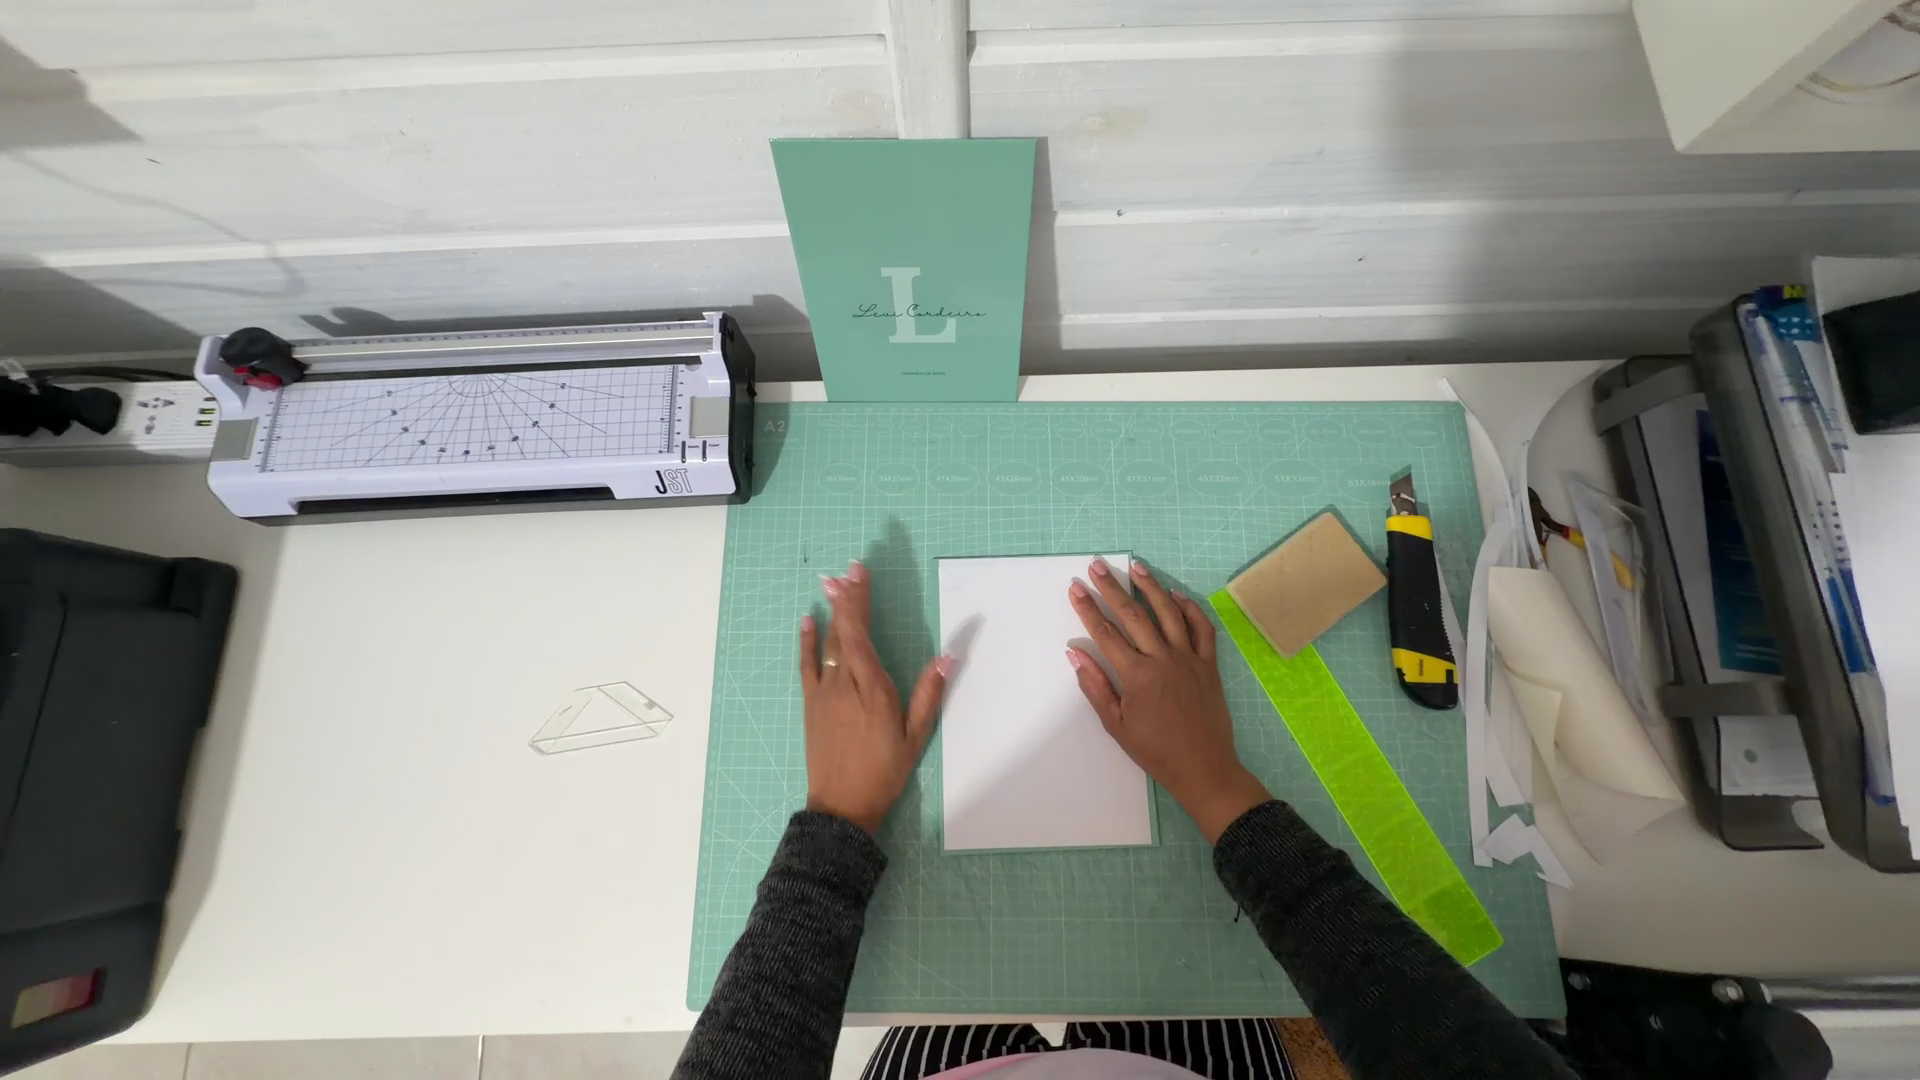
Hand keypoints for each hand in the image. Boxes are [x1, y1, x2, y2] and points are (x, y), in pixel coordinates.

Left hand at [800, 560, 952, 834]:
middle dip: (847, 598)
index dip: (858, 602)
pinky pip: (807, 665)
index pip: (862, 635)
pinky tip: (807, 620)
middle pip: (844, 632)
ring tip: (830, 583)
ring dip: (830, 612)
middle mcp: (845, 684)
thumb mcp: (915, 736)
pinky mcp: (811, 703)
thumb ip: (929, 694)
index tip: (857, 575)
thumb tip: (948, 657)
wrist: (841, 805)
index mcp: (873, 690)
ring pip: (827, 644)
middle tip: (848, 568)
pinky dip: (806, 641)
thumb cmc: (884, 771)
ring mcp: (824, 692)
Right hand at [1066, 558, 1271, 842]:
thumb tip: (1074, 654)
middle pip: (1133, 615)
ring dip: (1150, 587)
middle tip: (1097, 566)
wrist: (1204, 768)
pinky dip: (1189, 609)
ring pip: (1168, 613)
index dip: (1088, 608)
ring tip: (1136, 567)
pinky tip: (1176, 596)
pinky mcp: (1208, 664)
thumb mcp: (1116, 724)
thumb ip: (1095, 686)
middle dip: (1112, 588)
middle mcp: (1162, 659)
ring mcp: (1188, 659)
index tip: (1076, 588)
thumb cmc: (1155, 750)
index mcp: (1136, 675)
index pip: (1105, 633)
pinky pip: (1201, 628)